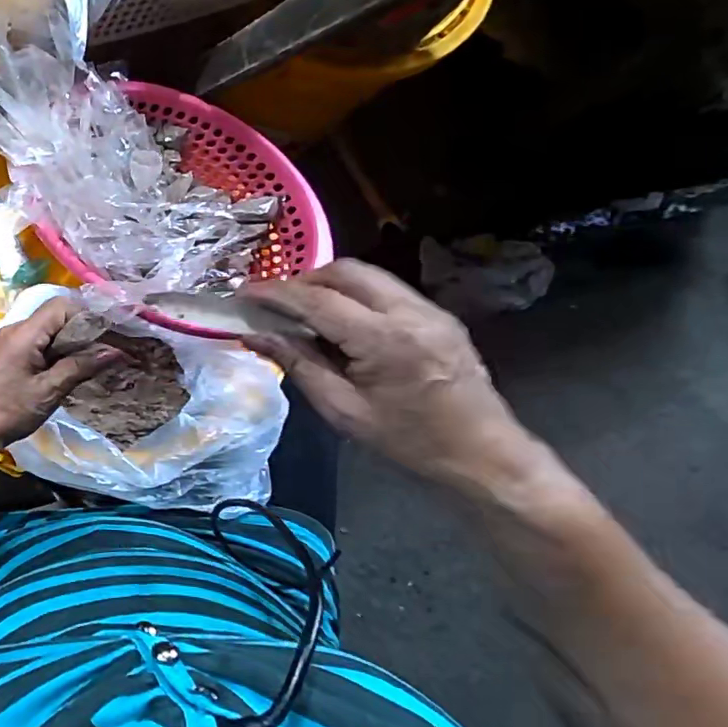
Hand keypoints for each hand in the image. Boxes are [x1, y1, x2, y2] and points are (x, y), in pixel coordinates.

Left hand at [0, 297, 125, 451]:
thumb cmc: (9, 411)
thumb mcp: (49, 391)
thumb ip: (81, 367)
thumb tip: (115, 352)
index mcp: (23, 334)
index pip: (61, 306)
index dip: (87, 315)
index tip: (108, 333)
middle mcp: (13, 329)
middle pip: (53, 315)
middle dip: (81, 329)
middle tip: (105, 349)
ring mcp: (6, 341)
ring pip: (44, 329)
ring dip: (68, 341)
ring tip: (90, 360)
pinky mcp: (3, 353)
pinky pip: (33, 341)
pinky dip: (53, 349)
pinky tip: (66, 367)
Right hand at [241, 260, 545, 493]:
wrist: (483, 454)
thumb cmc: (407, 441)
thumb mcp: (341, 409)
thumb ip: (298, 363)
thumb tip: (255, 335)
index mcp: (386, 340)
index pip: (319, 301)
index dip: (276, 293)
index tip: (243, 292)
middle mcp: (411, 313)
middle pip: (345, 272)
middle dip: (302, 280)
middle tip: (272, 301)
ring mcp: (430, 310)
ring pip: (366, 275)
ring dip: (327, 284)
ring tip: (299, 308)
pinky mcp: (438, 315)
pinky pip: (385, 288)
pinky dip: (352, 293)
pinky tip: (336, 318)